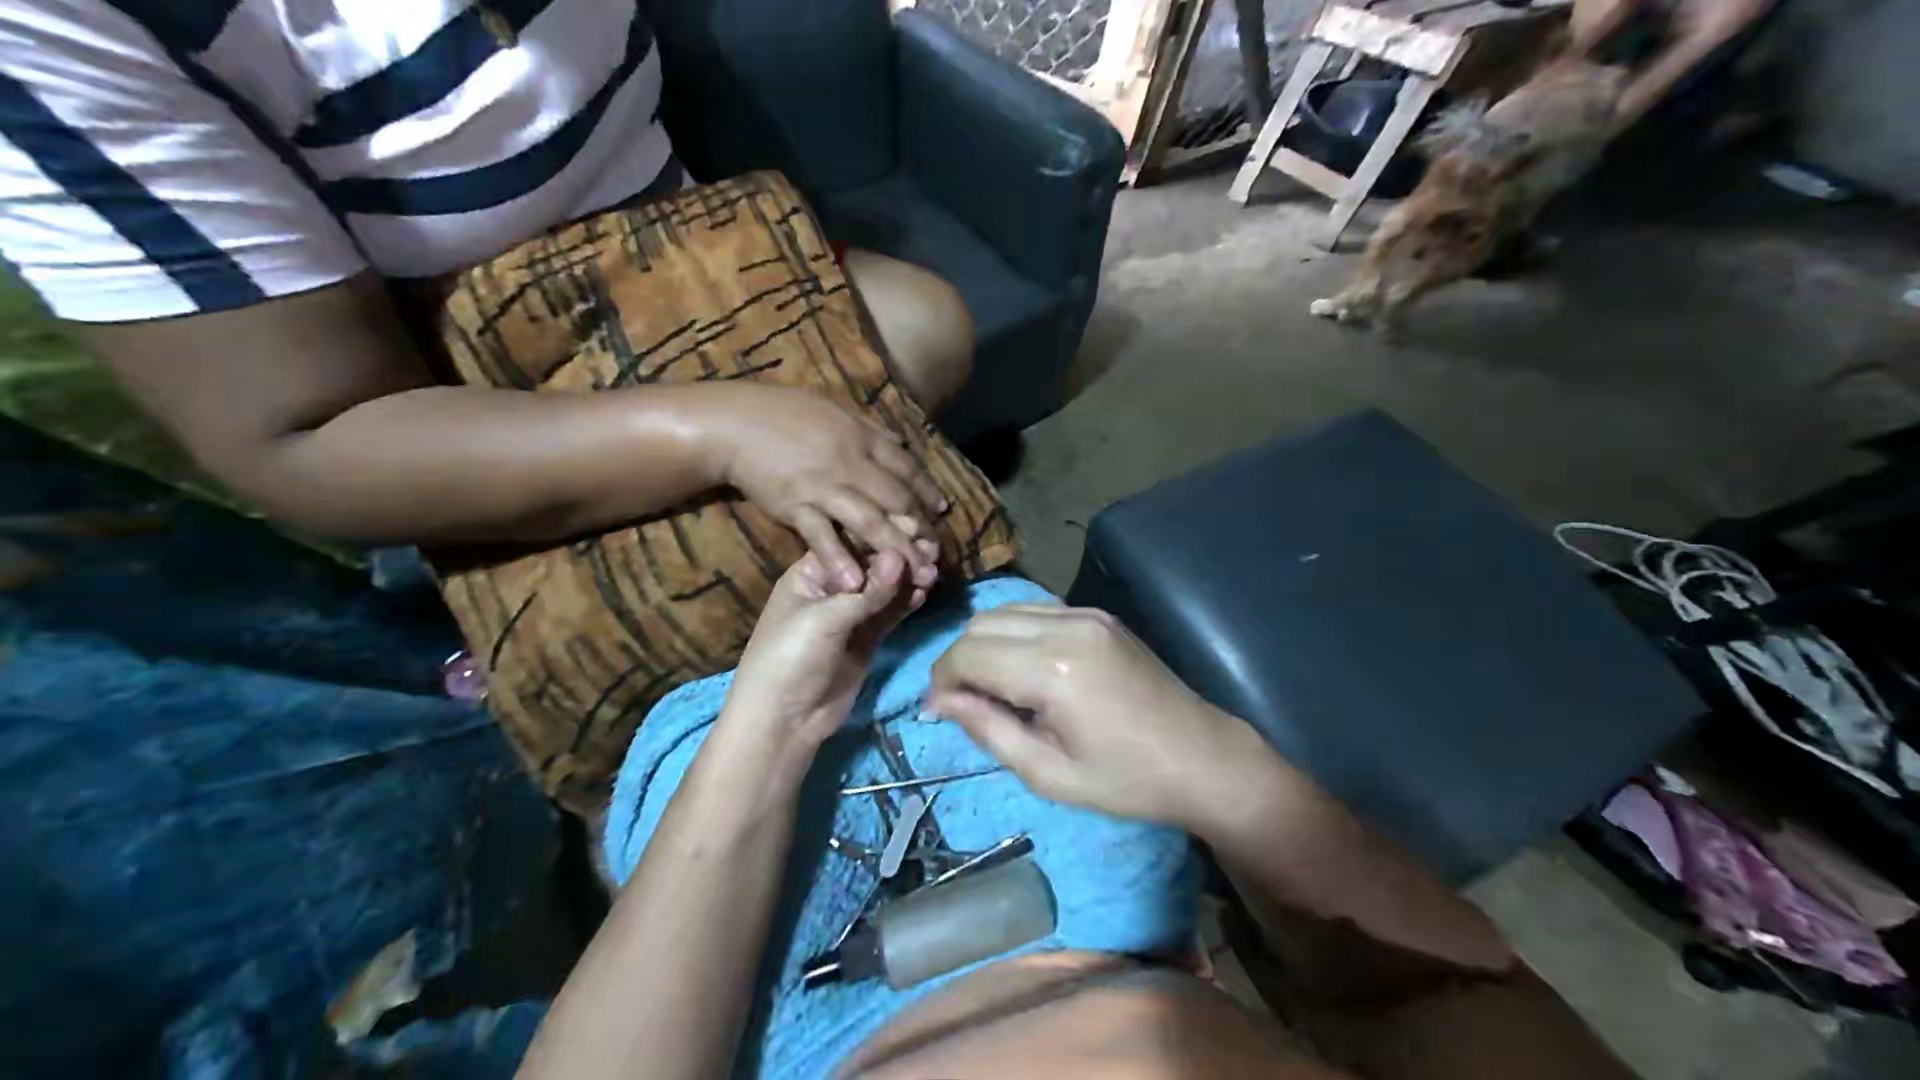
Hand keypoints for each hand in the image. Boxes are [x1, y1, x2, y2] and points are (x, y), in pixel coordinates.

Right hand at [706, 384, 945, 592]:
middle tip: (937, 556)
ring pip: (869, 521)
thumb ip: (870, 430)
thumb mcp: (834, 410)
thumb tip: (900, 444)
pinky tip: (854, 583)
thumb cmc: (783, 413)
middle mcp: (851, 464)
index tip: (943, 510)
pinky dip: (838, 559)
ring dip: (896, 550)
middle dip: (921, 529)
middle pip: (896, 500)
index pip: (906, 468)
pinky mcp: (796, 508)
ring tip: (915, 576)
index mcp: (862, 438)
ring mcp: (824, 488)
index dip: (927, 490)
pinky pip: (822, 536)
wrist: (733, 425)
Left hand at [723, 546, 931, 748]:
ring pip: (886, 588)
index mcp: (811, 572)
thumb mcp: (825, 618)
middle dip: (901, 555)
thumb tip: (900, 555)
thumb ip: (867, 590)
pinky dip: (906, 602)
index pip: (851, 542)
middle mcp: (832, 587)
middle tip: (931, 550)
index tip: (914, 528)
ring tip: (933, 570)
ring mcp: (851, 614)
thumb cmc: (790, 657)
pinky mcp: (867, 638)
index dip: (882, 534)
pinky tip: (924, 592)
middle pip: (872, 563)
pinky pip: (891, 613)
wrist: (783, 720)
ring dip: (909, 578)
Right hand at [926, 606, 1270, 830]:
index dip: (941, 681)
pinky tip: (1023, 669)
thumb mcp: (1049, 774)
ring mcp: (1085, 614)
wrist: (1204, 758)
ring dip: (984, 644)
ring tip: (991, 688)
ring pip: (1004, 610)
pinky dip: (1013, 633)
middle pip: (980, 624)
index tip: (937, 712)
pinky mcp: (1098, 614)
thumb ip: (988, 730)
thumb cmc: (1126, 781)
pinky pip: (1035, 611)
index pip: (968, 654)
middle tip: (961, 704)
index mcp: (1053, 669)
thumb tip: (942, 702)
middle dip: (958, 661)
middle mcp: (1065, 626)